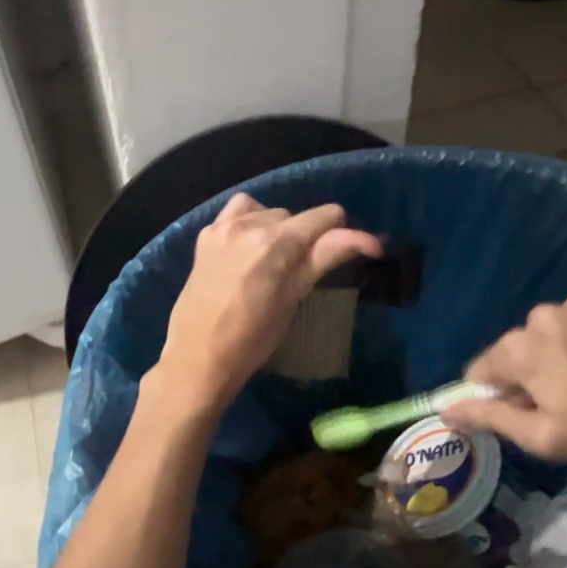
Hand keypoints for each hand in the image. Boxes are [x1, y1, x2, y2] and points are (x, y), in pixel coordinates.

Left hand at [152, 193, 381, 411]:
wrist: (199, 356)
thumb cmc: (252, 338)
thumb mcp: (294, 297)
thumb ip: (326, 258)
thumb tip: (367, 239)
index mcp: (276, 242)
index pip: (324, 216)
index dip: (340, 232)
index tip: (341, 252)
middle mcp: (248, 224)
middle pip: (294, 215)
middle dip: (303, 236)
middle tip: (297, 270)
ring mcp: (222, 228)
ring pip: (265, 211)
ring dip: (275, 227)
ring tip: (272, 259)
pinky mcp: (205, 236)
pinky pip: (235, 212)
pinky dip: (248, 221)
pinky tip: (247, 247)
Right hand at [443, 285, 566, 480]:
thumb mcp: (543, 437)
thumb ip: (489, 417)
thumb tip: (446, 410)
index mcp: (521, 347)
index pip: (484, 367)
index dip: (496, 393)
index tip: (521, 411)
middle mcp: (546, 314)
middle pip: (523, 346)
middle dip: (533, 370)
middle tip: (566, 402)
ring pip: (559, 329)